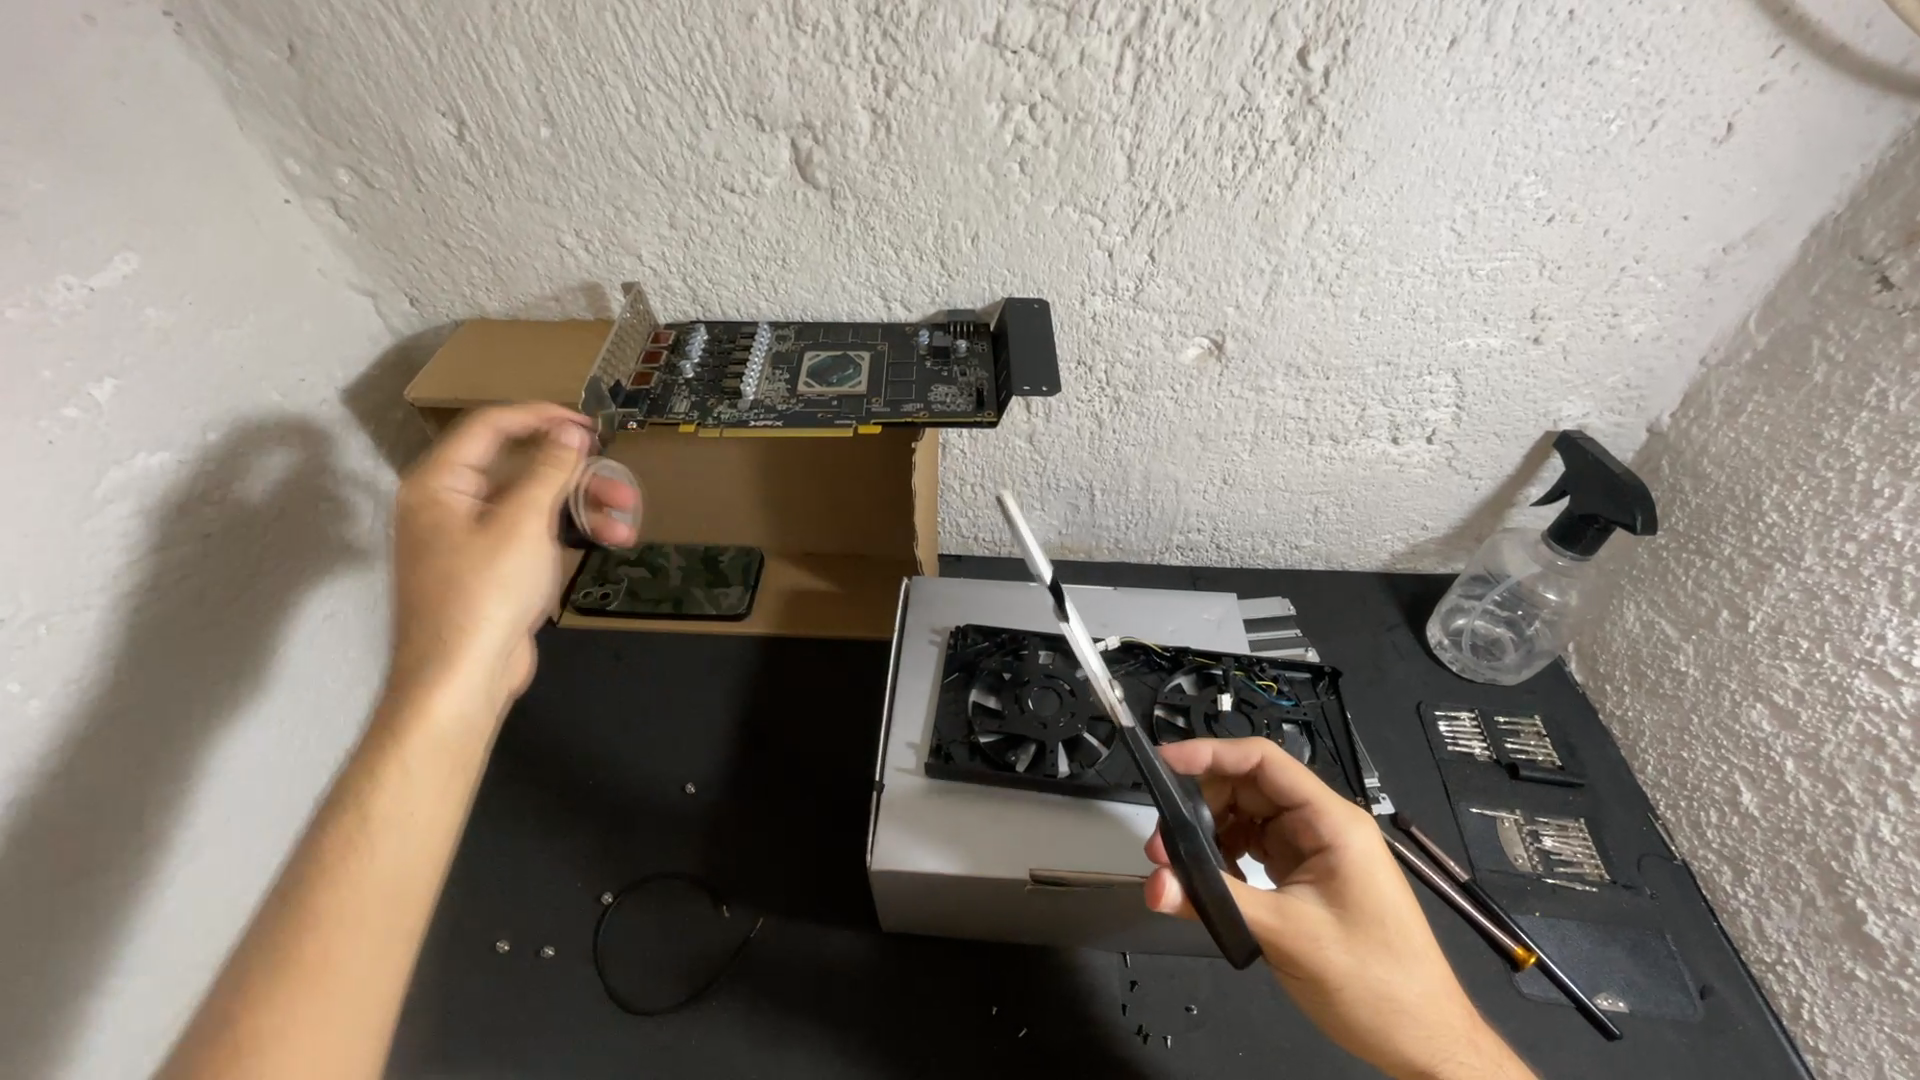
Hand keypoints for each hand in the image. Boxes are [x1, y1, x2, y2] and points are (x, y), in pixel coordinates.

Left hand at [387, 403, 630, 720]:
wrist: (462, 677)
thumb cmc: (485, 594)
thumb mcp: (523, 524)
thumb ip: (548, 471)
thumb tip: (569, 432)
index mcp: (440, 483)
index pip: (490, 427)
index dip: (541, 418)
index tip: (590, 426)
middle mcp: (452, 503)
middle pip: (522, 470)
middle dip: (578, 477)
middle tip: (622, 485)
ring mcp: (473, 537)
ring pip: (536, 504)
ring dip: (583, 509)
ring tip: (627, 525)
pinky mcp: (494, 567)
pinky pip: (535, 534)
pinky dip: (569, 534)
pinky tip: (608, 542)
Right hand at [1144, 738, 1533, 1079]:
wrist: (1423, 1041)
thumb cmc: (1374, 982)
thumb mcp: (1287, 934)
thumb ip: (1216, 901)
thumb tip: (1156, 884)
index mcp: (1331, 822)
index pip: (1263, 761)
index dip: (1209, 754)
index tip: (1164, 763)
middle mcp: (1321, 826)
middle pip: (1248, 787)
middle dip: (1200, 805)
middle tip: (1163, 840)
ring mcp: (1313, 851)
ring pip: (1246, 817)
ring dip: (1208, 834)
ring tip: (1180, 865)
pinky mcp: (1303, 876)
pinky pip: (1253, 848)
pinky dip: (1225, 858)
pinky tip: (1211, 881)